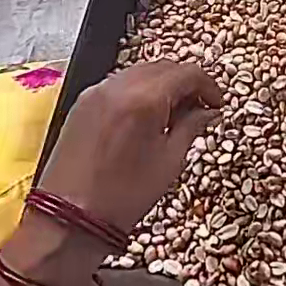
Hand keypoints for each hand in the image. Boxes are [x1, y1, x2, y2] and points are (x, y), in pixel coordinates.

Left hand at [39, 61, 222, 231]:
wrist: (68, 219)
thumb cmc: (123, 196)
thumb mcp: (169, 162)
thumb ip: (191, 127)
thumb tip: (208, 111)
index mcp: (144, 99)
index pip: (187, 73)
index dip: (208, 85)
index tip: (217, 104)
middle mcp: (118, 86)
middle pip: (164, 66)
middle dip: (186, 82)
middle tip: (200, 107)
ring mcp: (96, 91)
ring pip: (140, 71)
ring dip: (162, 85)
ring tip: (174, 114)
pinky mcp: (83, 102)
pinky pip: (119, 84)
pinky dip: (139, 91)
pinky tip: (146, 116)